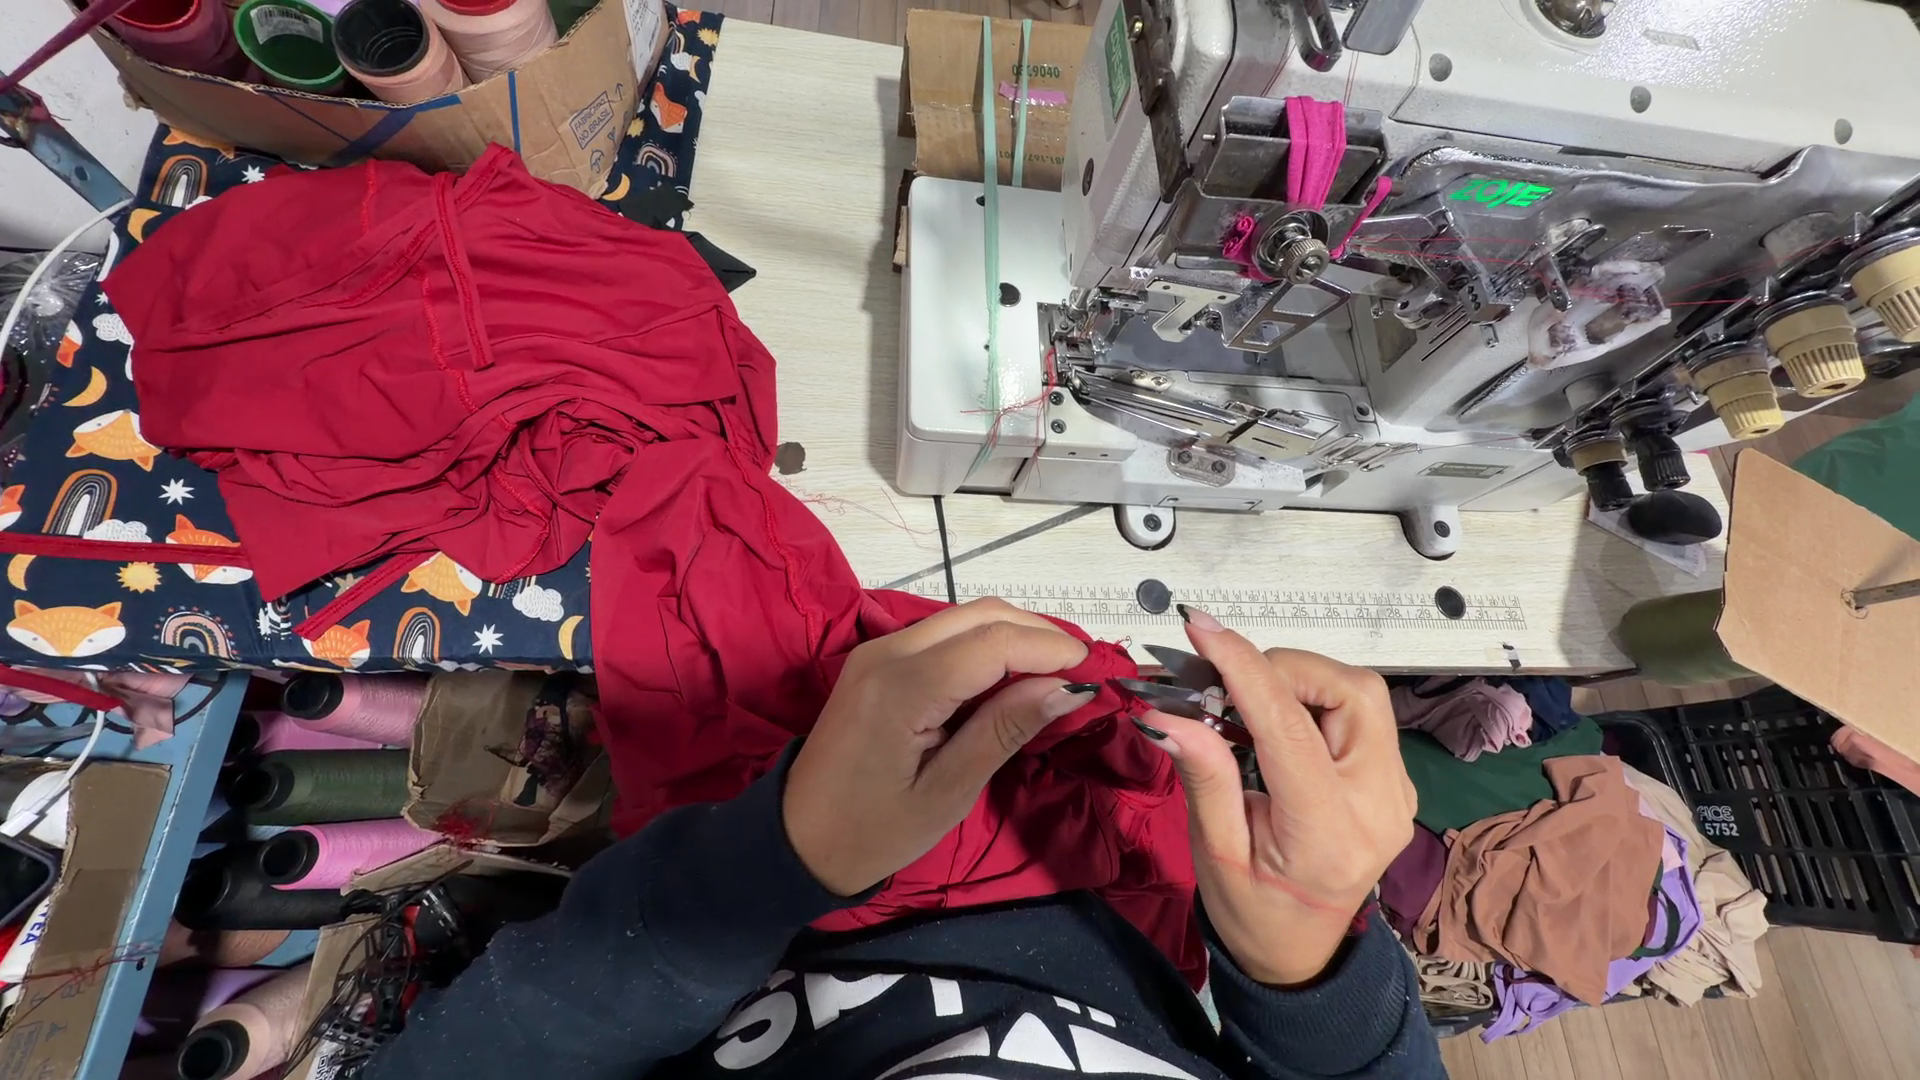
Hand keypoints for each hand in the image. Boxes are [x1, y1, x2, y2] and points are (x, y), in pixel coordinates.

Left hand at [784, 598, 1097, 895]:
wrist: (795, 839)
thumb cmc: (873, 832)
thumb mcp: (947, 792)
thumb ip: (1004, 730)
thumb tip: (1066, 688)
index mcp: (903, 687)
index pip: (994, 643)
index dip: (1050, 649)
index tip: (1094, 672)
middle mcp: (889, 651)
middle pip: (981, 614)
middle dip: (1039, 632)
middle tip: (1082, 669)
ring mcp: (879, 649)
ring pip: (963, 616)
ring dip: (1014, 634)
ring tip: (1056, 672)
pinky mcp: (878, 658)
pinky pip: (944, 634)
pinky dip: (986, 644)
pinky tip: (1011, 674)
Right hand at [1135, 607, 1415, 985]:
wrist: (1301, 951)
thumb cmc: (1252, 909)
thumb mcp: (1215, 850)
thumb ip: (1202, 774)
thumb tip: (1164, 712)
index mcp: (1329, 831)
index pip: (1288, 726)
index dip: (1241, 667)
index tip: (1199, 627)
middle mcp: (1379, 803)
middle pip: (1351, 693)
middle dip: (1283, 667)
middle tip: (1226, 680)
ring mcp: (1393, 789)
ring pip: (1360, 693)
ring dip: (1298, 677)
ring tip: (1244, 697)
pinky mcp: (1389, 777)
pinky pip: (1356, 711)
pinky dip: (1309, 695)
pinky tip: (1269, 715)